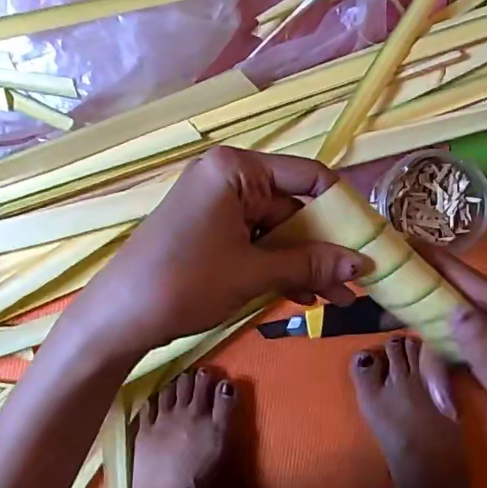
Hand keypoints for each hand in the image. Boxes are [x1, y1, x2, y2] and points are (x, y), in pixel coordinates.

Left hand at [66, 148, 369, 356]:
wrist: (117, 317)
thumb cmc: (185, 282)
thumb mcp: (253, 273)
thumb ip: (309, 263)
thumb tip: (362, 264)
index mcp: (235, 170)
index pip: (308, 176)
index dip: (342, 207)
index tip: (369, 238)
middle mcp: (227, 177)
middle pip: (293, 205)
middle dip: (324, 245)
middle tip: (358, 279)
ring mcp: (216, 205)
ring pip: (276, 230)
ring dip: (305, 262)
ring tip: (338, 298)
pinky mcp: (209, 230)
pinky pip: (255, 242)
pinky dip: (277, 265)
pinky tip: (304, 295)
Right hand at [425, 249, 486, 487]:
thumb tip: (455, 311)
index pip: (486, 289)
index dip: (447, 266)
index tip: (412, 242)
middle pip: (477, 299)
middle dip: (436, 302)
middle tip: (395, 300)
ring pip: (475, 321)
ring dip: (445, 341)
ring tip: (418, 352)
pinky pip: (482, 339)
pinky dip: (457, 350)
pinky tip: (437, 359)